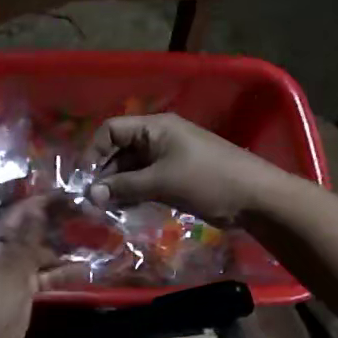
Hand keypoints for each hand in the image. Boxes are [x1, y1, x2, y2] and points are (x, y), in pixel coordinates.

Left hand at [0, 197, 86, 337]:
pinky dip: (64, 273)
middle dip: (59, 224)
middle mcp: (6, 251)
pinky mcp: (28, 289)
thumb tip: (38, 210)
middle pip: (35, 231)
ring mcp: (17, 270)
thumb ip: (27, 240)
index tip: (71, 194)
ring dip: (65, 248)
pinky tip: (87, 268)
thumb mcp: (11, 269)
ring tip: (94, 238)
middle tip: (89, 215)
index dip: (44, 202)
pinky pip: (48, 275)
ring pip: (45, 253)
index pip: (21, 213)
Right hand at [81, 113, 287, 223]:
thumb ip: (124, 187)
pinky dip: (134, 193)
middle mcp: (159, 138)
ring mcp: (169, 158)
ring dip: (118, 186)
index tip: (83, 180)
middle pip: (120, 150)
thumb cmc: (207, 181)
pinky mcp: (177, 177)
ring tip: (104, 209)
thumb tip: (90, 194)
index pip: (111, 130)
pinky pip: (147, 181)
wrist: (254, 197)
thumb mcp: (162, 182)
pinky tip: (124, 210)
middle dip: (104, 173)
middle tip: (90, 201)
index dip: (93, 152)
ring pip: (132, 168)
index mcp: (156, 127)